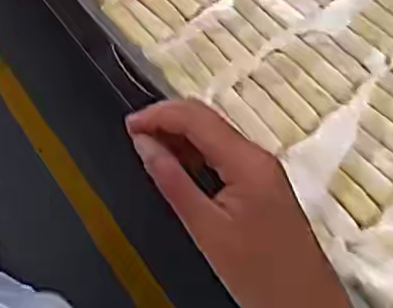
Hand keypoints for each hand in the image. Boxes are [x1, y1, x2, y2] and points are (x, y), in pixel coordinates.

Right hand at [127, 100, 349, 307]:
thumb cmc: (263, 279)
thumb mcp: (208, 231)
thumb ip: (171, 180)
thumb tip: (142, 142)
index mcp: (247, 161)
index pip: (193, 116)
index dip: (156, 114)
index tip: (129, 127)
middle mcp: (257, 155)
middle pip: (204, 116)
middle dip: (166, 119)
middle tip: (136, 136)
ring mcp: (263, 168)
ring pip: (212, 131)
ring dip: (179, 133)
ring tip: (151, 151)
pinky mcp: (264, 182)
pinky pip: (222, 150)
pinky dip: (195, 149)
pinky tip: (179, 166)